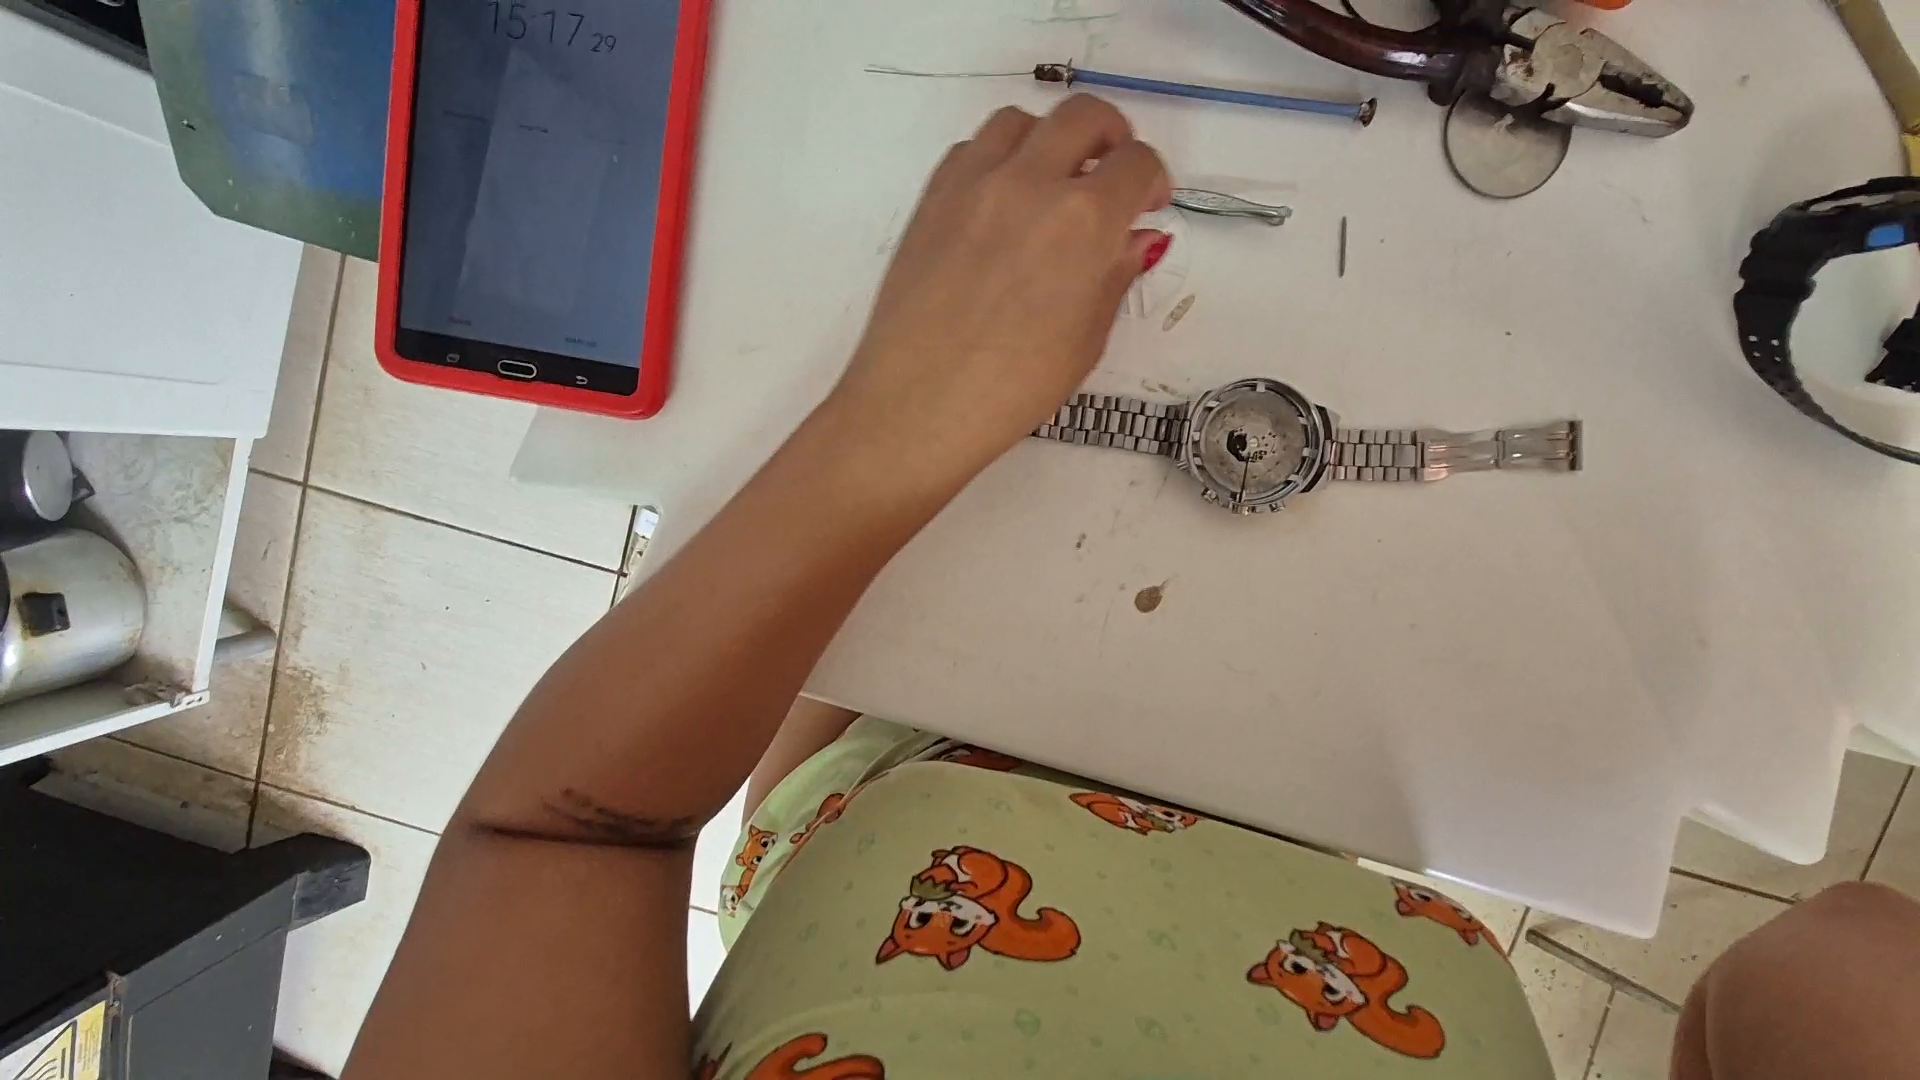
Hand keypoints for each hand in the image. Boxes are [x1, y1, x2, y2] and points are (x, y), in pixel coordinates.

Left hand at [821, 95, 1170, 490]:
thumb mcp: (1084, 343)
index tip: (1148, 206)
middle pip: (1084, 118)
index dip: (1153, 182)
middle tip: (1110, 176)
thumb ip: (1113, 278)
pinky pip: (971, 149)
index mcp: (1082, 222)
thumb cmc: (1010, 390)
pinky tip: (1000, 203)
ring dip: (1049, 140)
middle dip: (1111, 139)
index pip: (1136, 164)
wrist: (917, 404)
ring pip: (1022, 122)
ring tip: (1050, 183)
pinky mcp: (931, 199)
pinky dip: (997, 159)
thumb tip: (1131, 241)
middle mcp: (1029, 184)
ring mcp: (973, 184)